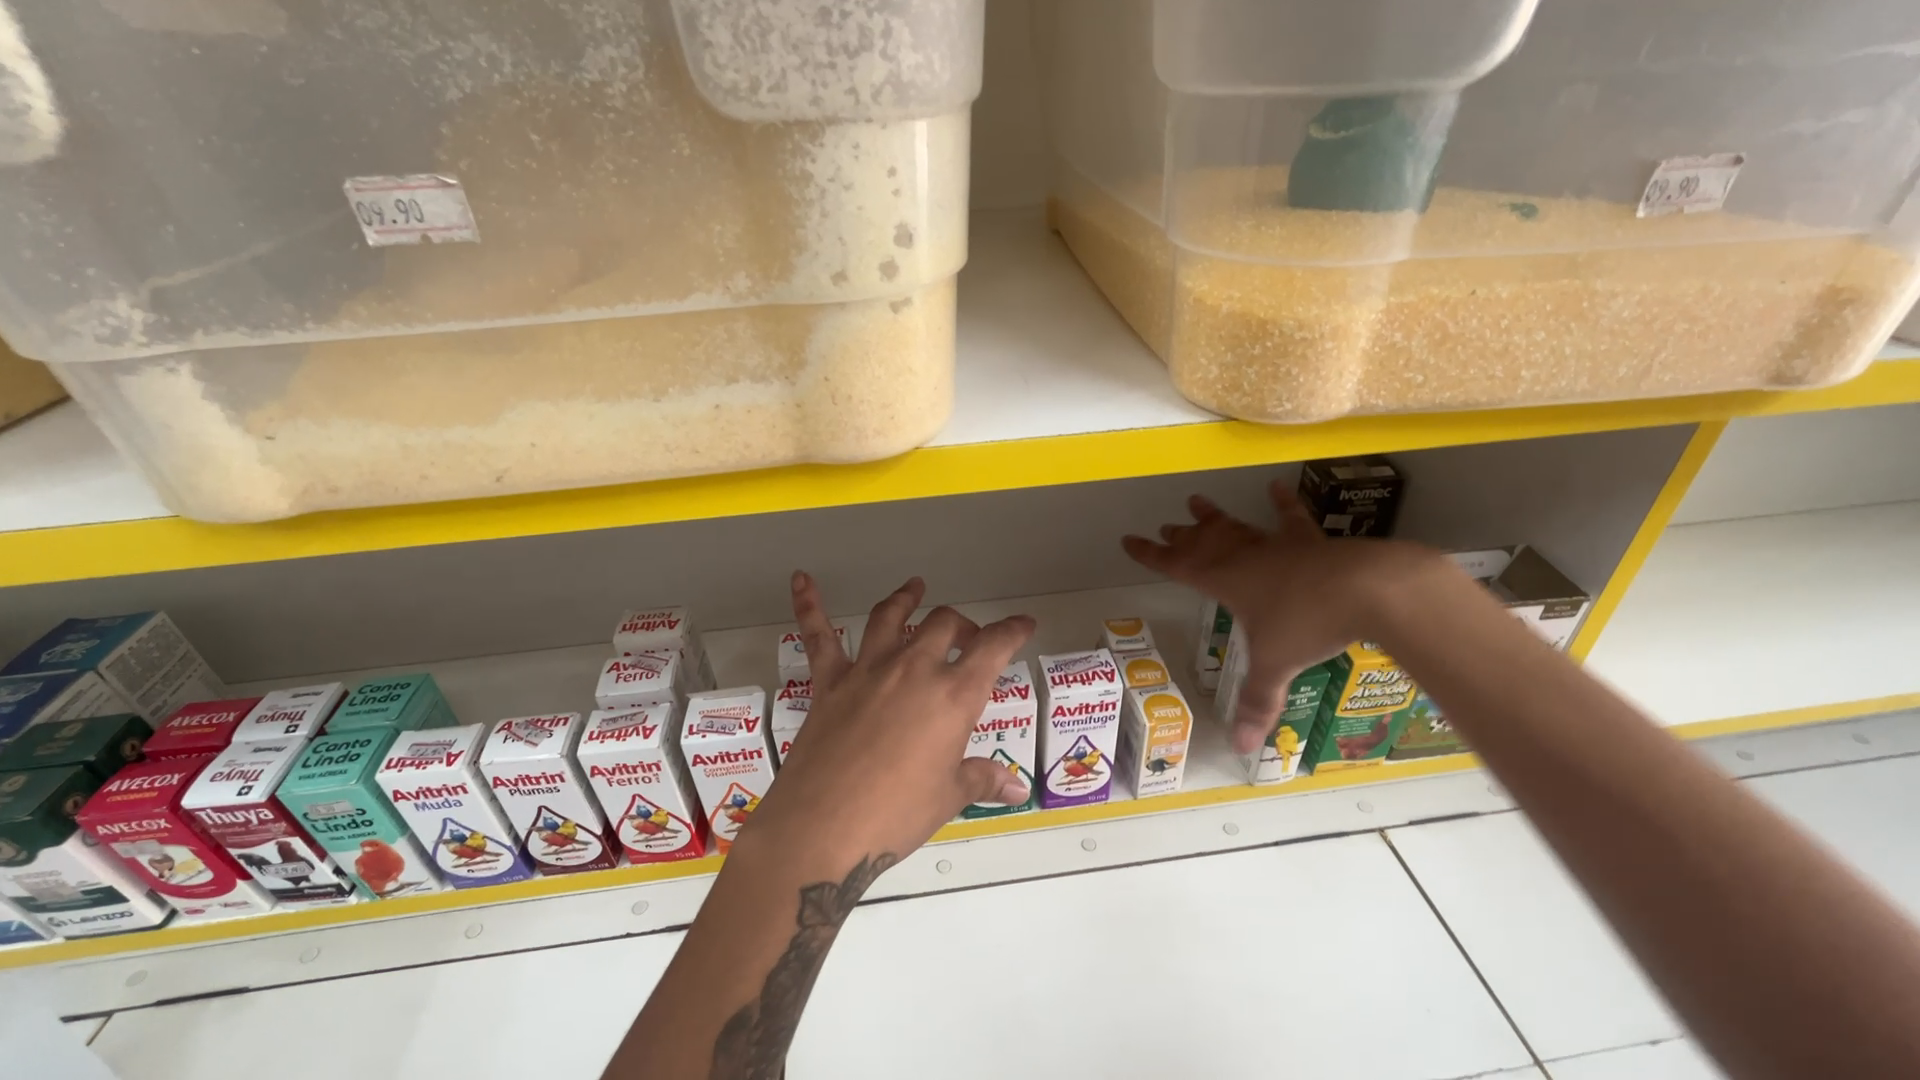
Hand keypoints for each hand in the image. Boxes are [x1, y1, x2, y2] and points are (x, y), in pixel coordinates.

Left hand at [737, 573, 1036, 864]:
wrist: (822, 827)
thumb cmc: (895, 816)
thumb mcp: (947, 798)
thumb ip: (982, 780)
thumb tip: (1016, 789)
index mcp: (953, 697)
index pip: (994, 649)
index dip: (1013, 632)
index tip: (1024, 623)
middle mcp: (914, 670)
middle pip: (944, 625)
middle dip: (962, 626)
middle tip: (967, 637)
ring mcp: (868, 671)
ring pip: (890, 617)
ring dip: (905, 599)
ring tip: (914, 587)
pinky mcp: (829, 683)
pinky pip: (819, 636)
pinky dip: (809, 604)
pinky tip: (801, 578)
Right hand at [1122, 480, 1432, 753]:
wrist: (1368, 587)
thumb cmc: (1308, 623)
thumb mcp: (1276, 666)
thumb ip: (1258, 702)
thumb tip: (1241, 747)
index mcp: (1226, 581)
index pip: (1177, 565)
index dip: (1151, 554)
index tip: (1129, 538)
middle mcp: (1245, 557)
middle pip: (1204, 543)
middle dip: (1182, 536)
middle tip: (1166, 524)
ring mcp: (1278, 545)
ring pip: (1238, 528)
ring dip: (1216, 518)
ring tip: (1196, 500)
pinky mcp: (1311, 542)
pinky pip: (1292, 520)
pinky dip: (1283, 504)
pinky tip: (1276, 486)